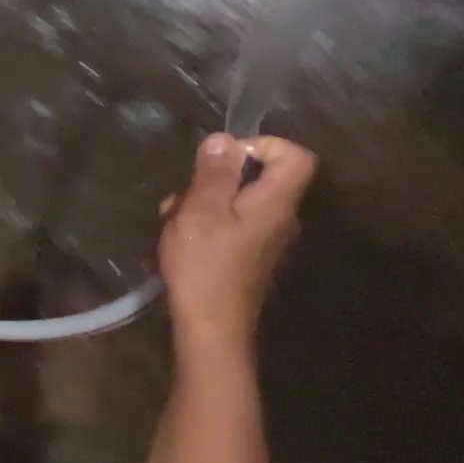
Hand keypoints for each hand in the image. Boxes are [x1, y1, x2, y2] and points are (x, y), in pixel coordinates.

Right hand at [159, 133, 315, 345]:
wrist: (211, 321)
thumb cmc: (204, 263)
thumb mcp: (199, 212)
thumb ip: (213, 175)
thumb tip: (223, 140)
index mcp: (275, 202)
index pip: (294, 156)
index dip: (260, 146)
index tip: (218, 160)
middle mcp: (279, 216)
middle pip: (254, 179)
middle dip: (209, 182)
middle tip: (179, 202)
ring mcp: (264, 238)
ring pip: (232, 202)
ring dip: (195, 207)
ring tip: (169, 228)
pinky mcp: (247, 254)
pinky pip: (225, 225)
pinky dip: (198, 227)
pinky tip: (172, 245)